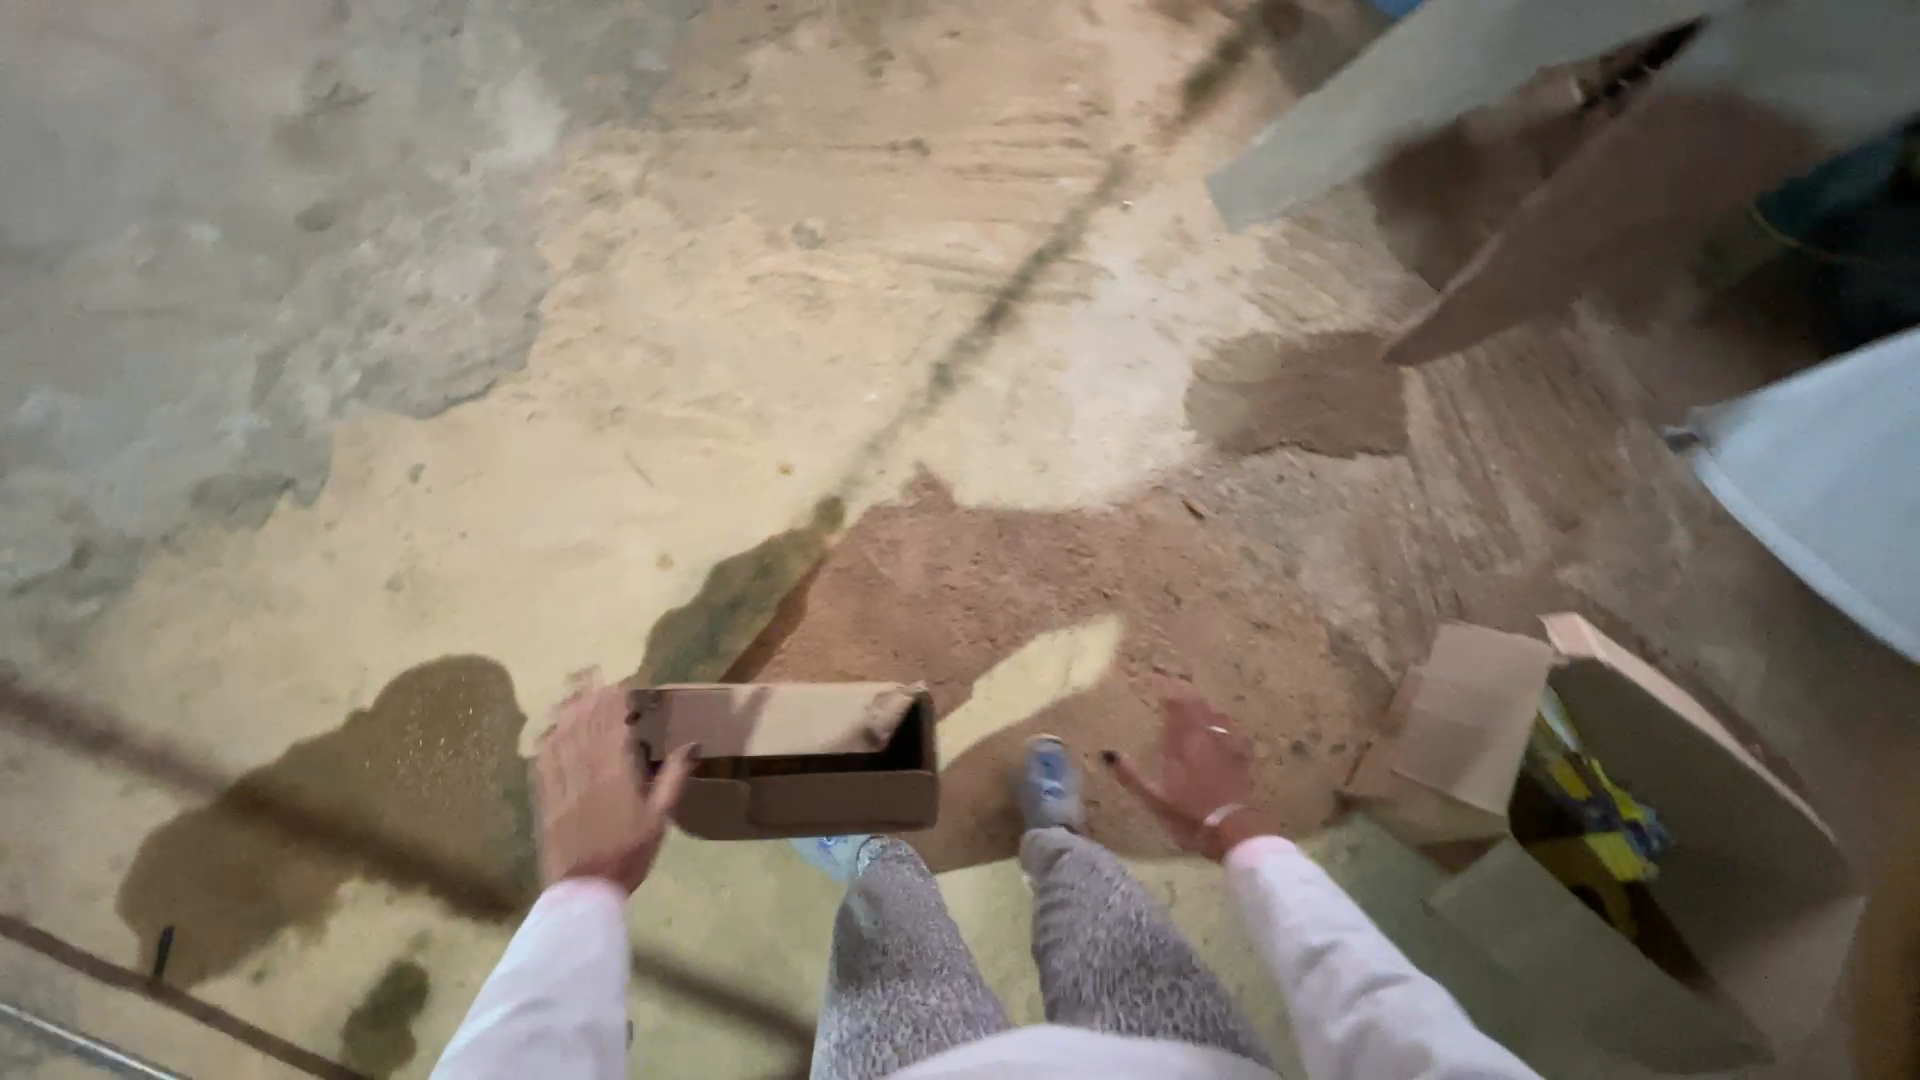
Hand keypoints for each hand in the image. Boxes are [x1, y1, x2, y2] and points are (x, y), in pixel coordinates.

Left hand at [533, 668, 697, 892]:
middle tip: (589, 673)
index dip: (613, 703)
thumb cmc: (630, 853)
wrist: (585, 891)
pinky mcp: (545, 802)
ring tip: (570, 692)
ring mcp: (561, 787)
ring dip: (566, 714)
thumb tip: (692, 744)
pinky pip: (543, 766)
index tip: (618, 682)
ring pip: (562, 741)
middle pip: (585, 727)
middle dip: (588, 698)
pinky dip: (546, 744)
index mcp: (616, 775)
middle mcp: (586, 774)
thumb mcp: (661, 817)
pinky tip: (548, 732)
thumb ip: (673, 777)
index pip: (613, 728)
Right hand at [1105, 675, 1264, 860]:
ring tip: (1199, 713)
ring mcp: (1227, 746)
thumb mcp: (1152, 798)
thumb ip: (1130, 775)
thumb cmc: (1186, 814)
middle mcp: (1204, 737)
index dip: (1169, 701)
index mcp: (1181, 743)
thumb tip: (1107, 754)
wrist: (1229, 830)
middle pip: (1198, 708)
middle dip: (1187, 702)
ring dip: (1206, 711)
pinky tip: (1226, 731)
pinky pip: (1237, 733)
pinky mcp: (1242, 758)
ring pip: (1217, 716)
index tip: (1162, 699)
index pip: (1176, 710)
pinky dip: (1228, 727)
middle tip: (1179, 702)